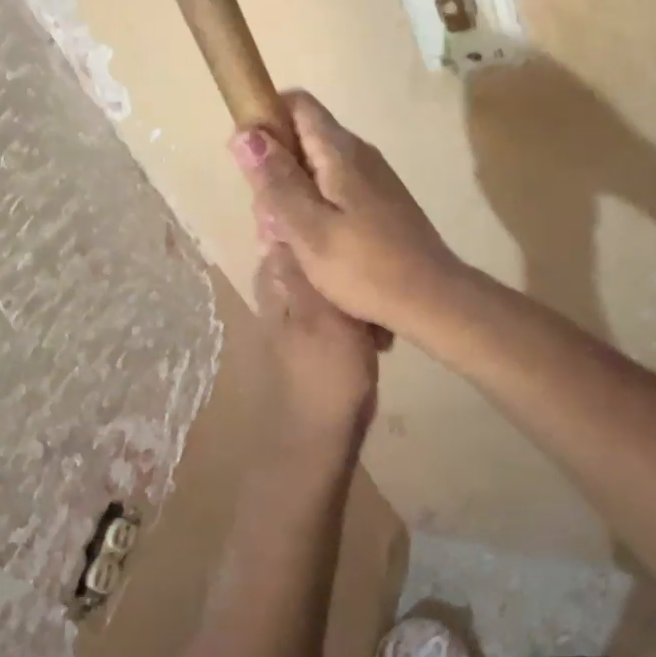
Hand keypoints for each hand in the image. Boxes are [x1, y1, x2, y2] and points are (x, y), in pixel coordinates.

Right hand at [231, 92, 462, 332]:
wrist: (432, 299)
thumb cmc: (366, 268)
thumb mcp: (309, 229)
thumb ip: (277, 181)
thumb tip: (244, 132)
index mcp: (341, 151)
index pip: (296, 104)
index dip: (265, 122)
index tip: (249, 166)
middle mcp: (359, 155)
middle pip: (302, 140)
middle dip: (274, 173)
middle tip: (269, 224)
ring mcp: (373, 180)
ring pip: (316, 172)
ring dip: (291, 200)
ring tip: (287, 245)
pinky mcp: (380, 205)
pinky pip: (334, 194)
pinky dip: (314, 214)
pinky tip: (312, 251)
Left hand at [255, 244, 378, 448]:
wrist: (324, 435)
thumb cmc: (327, 371)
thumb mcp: (321, 311)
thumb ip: (304, 269)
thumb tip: (282, 222)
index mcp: (275, 283)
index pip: (293, 232)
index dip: (328, 227)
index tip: (360, 234)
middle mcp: (283, 295)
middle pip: (322, 259)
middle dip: (353, 268)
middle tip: (377, 284)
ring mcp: (303, 319)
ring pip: (339, 287)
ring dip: (362, 297)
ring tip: (380, 321)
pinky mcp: (322, 340)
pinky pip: (346, 315)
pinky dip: (362, 322)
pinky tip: (378, 340)